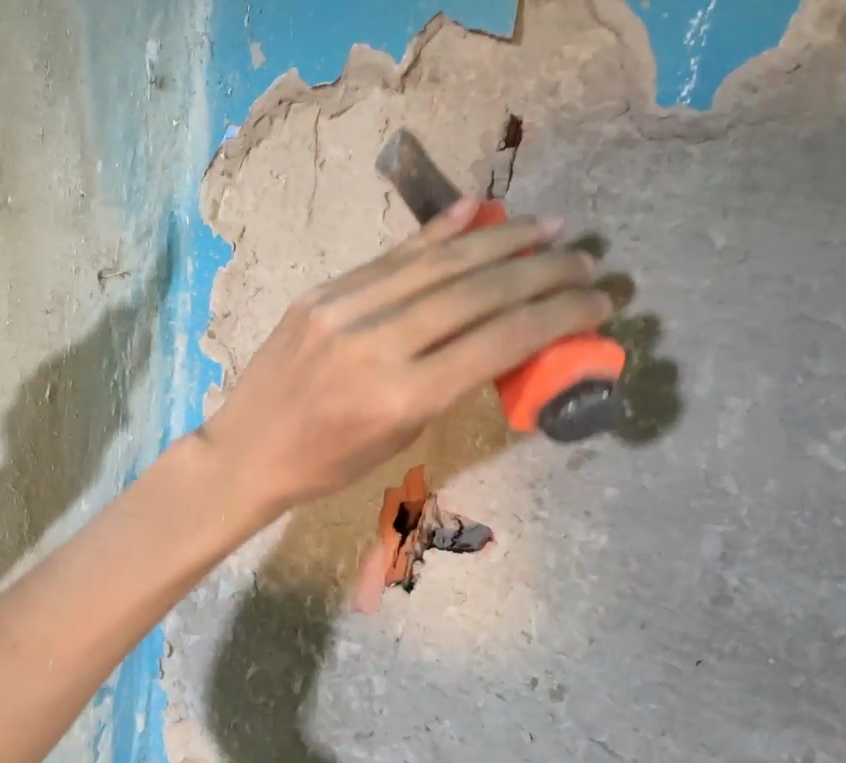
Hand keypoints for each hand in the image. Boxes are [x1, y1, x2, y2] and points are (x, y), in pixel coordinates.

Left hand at [200, 196, 610, 511]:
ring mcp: (343, 312)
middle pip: (478, 291)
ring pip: (437, 263)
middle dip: (542, 271)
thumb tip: (497, 333)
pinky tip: (475, 214)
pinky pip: (389, 259)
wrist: (245, 452)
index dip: (560, 315)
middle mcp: (376, 344)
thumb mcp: (399, 438)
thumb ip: (448, 383)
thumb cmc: (326, 465)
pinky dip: (435, 235)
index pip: (501, 340)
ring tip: (548, 226)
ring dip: (500, 240)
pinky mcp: (319, 295)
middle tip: (585, 259)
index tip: (599, 302)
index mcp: (403, 396)